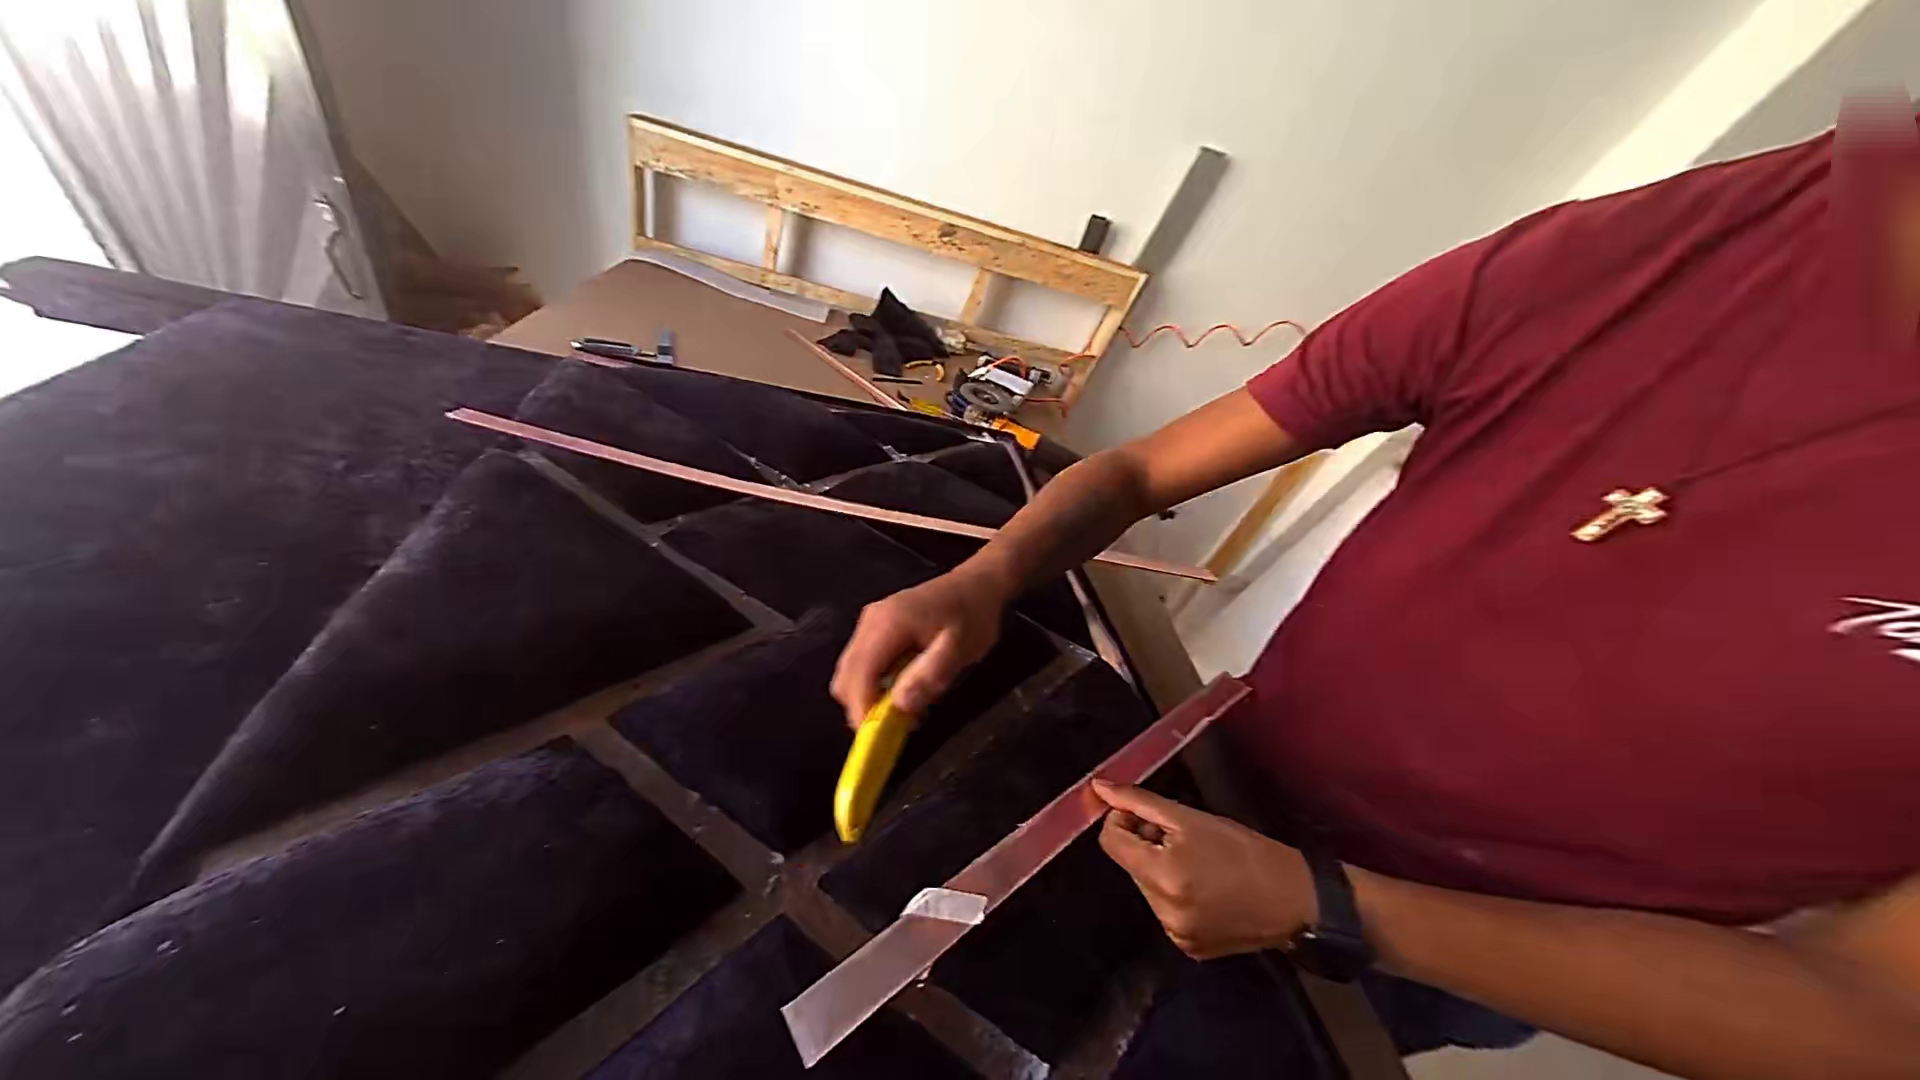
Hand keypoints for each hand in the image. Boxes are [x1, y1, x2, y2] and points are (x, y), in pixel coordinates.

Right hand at [830, 568, 1007, 727]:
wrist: (976, 584)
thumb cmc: (973, 616)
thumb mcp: (961, 649)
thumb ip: (930, 675)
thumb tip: (899, 705)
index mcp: (888, 624)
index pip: (859, 674)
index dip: (861, 710)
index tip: (876, 739)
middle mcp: (871, 621)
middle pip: (845, 676)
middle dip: (863, 706)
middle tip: (895, 724)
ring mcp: (869, 622)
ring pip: (850, 671)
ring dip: (869, 695)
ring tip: (904, 705)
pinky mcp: (874, 626)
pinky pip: (862, 663)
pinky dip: (874, 682)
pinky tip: (902, 686)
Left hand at [1093, 780, 1315, 959]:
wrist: (1295, 898)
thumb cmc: (1242, 850)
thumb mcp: (1190, 818)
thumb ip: (1140, 802)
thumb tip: (1099, 788)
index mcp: (1163, 877)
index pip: (1111, 842)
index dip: (1120, 820)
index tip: (1143, 814)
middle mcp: (1163, 911)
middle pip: (1128, 864)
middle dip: (1143, 844)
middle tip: (1177, 835)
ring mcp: (1176, 934)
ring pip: (1144, 886)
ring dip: (1156, 867)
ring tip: (1194, 858)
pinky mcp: (1190, 947)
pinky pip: (1163, 909)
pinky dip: (1172, 891)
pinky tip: (1201, 883)